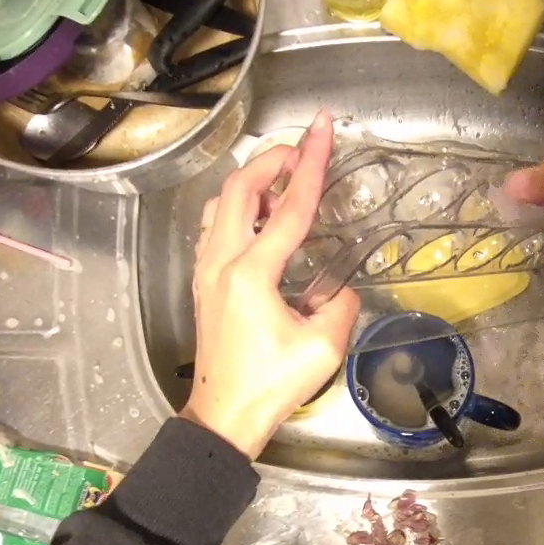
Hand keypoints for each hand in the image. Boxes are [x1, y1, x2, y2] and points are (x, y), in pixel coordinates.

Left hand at [183, 110, 361, 458]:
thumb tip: (339, 289)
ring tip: (281, 185)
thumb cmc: (271, 385)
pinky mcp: (203, 284)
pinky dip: (238, 210)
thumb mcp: (323, 348)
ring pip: (221, 204)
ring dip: (251, 184)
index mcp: (252, 274)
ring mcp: (205, 271)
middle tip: (300, 150)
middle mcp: (221, 262)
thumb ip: (340, 306)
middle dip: (272, 160)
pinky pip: (215, 228)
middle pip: (240, 188)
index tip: (322, 130)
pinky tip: (258, 223)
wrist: (225, 414)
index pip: (289, 208)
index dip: (311, 165)